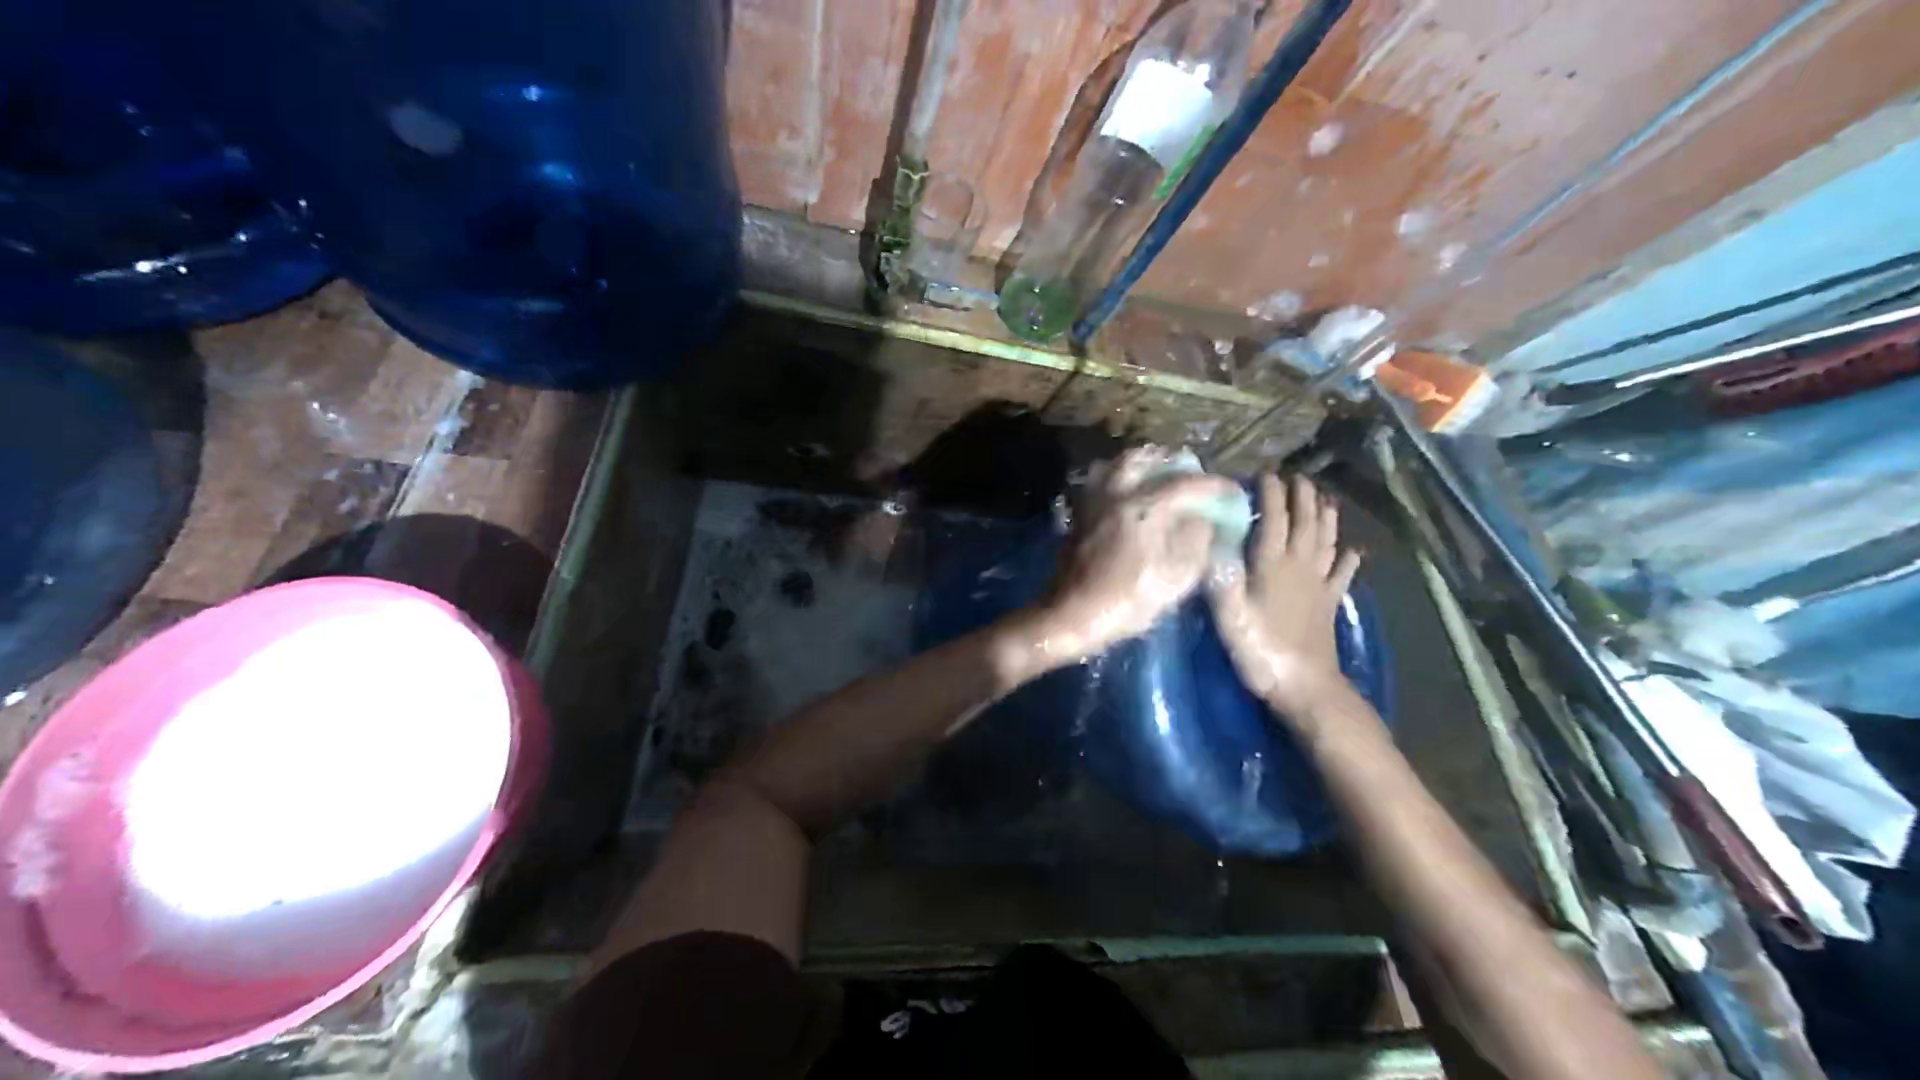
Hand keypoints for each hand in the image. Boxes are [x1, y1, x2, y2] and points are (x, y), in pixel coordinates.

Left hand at [1025, 446, 1239, 664]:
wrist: (1070, 615)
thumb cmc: (1126, 601)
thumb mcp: (1176, 578)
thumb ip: (1196, 541)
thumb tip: (1204, 519)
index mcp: (1143, 507)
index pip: (1186, 483)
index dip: (1215, 485)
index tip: (1232, 492)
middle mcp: (1115, 494)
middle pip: (1142, 459)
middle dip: (1170, 463)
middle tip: (1188, 477)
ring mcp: (1091, 503)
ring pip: (1115, 466)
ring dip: (1139, 466)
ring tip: (1156, 480)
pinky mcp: (1077, 516)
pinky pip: (1098, 483)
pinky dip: (1117, 480)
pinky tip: (1127, 497)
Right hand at [1209, 473, 1361, 717]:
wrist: (1304, 685)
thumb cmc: (1260, 648)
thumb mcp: (1230, 612)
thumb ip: (1221, 574)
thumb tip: (1212, 538)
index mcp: (1273, 565)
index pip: (1273, 520)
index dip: (1271, 495)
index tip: (1267, 474)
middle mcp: (1299, 567)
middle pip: (1305, 524)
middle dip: (1302, 498)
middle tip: (1299, 478)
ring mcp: (1319, 585)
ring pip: (1326, 541)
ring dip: (1326, 518)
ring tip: (1325, 499)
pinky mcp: (1329, 604)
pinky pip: (1342, 575)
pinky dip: (1348, 560)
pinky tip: (1353, 552)